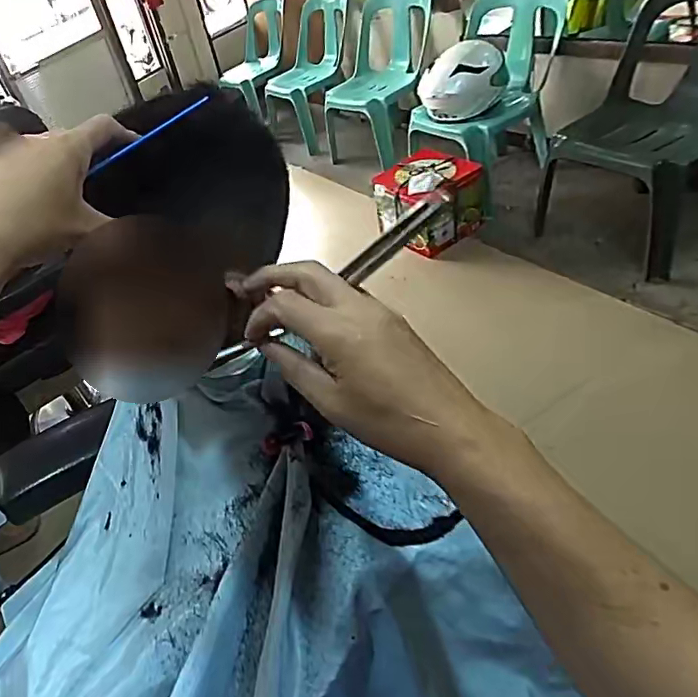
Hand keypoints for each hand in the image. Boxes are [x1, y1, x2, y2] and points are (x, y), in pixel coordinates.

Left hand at [0, 115, 134, 299]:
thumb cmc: (27, 228)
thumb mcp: (84, 231)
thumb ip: (113, 228)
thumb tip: (128, 234)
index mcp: (68, 147)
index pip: (105, 126)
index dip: (124, 134)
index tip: (130, 144)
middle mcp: (37, 140)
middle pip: (72, 138)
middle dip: (87, 157)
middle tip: (97, 181)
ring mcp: (8, 150)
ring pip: (42, 150)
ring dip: (54, 166)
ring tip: (59, 197)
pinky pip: (15, 162)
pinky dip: (26, 175)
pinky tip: (27, 201)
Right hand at [240, 262, 504, 479]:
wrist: (449, 426)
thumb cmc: (388, 422)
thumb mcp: (329, 401)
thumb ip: (292, 365)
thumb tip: (269, 345)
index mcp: (338, 329)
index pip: (284, 302)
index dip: (259, 315)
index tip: (250, 336)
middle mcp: (358, 306)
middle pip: (306, 270)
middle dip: (272, 274)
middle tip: (248, 289)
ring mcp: (377, 307)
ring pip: (328, 277)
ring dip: (297, 282)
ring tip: (276, 303)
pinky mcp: (390, 316)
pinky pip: (346, 293)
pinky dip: (320, 296)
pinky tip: (312, 319)